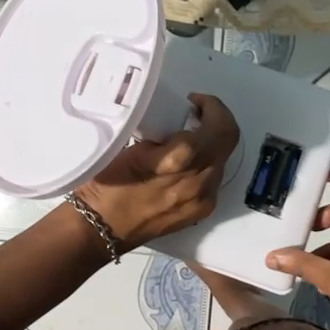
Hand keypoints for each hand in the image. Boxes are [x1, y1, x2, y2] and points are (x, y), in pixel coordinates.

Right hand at [74, 94, 239, 251]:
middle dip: (215, 122)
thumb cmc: (107, 183)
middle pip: (228, 142)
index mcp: (181, 160)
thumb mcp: (133, 147)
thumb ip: (164, 136)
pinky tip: (181, 166)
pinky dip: (203, 165)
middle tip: (193, 115)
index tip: (194, 101)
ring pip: (220, 161)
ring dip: (209, 144)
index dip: (214, 106)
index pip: (220, 126)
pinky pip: (211, 180)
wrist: (100, 229)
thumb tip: (177, 126)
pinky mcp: (200, 212)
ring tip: (184, 140)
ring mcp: (203, 199)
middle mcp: (200, 181)